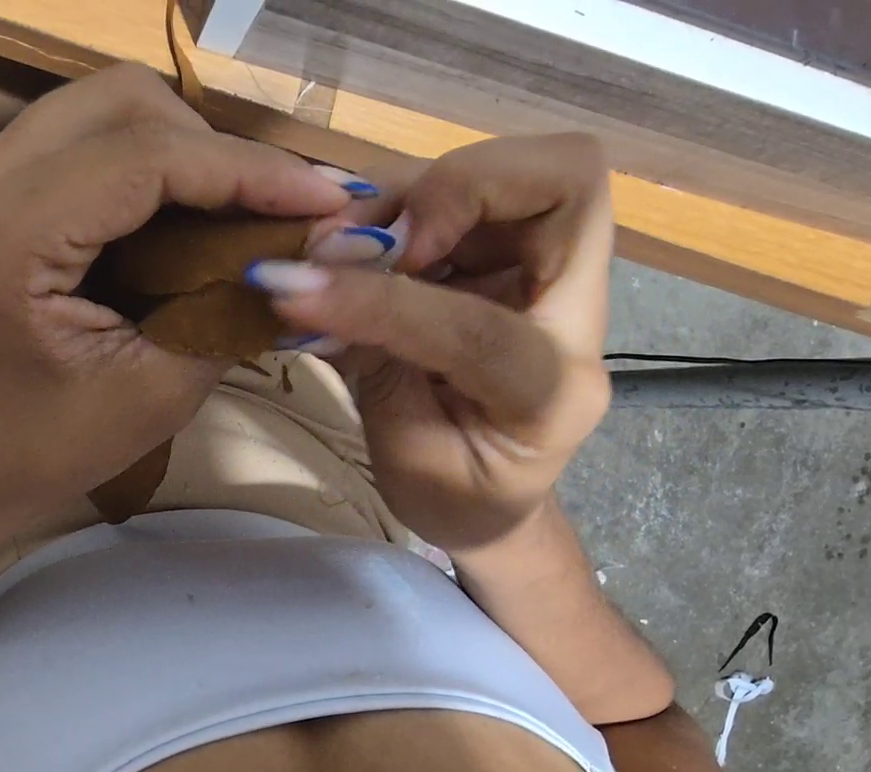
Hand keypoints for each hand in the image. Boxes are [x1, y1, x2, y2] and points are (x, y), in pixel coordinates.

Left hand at [0, 64, 354, 524]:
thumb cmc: (57, 446)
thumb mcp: (160, 391)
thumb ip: (231, 310)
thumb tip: (307, 251)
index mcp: (11, 239)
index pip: (146, 158)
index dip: (247, 171)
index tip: (324, 200)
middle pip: (125, 104)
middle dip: (218, 149)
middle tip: (280, 208)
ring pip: (108, 107)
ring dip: (186, 148)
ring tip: (242, 208)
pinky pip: (89, 135)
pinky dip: (152, 159)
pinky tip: (192, 208)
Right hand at [252, 135, 613, 552]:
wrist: (493, 500)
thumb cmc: (453, 497)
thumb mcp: (403, 458)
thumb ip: (374, 366)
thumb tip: (310, 284)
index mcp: (549, 399)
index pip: (477, 329)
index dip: (383, 301)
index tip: (295, 288)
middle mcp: (575, 319)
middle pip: (568, 182)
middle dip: (459, 185)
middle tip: (374, 236)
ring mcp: (553, 278)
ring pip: (520, 172)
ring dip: (418, 191)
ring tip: (341, 241)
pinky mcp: (518, 259)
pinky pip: (477, 194)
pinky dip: (409, 202)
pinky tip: (360, 242)